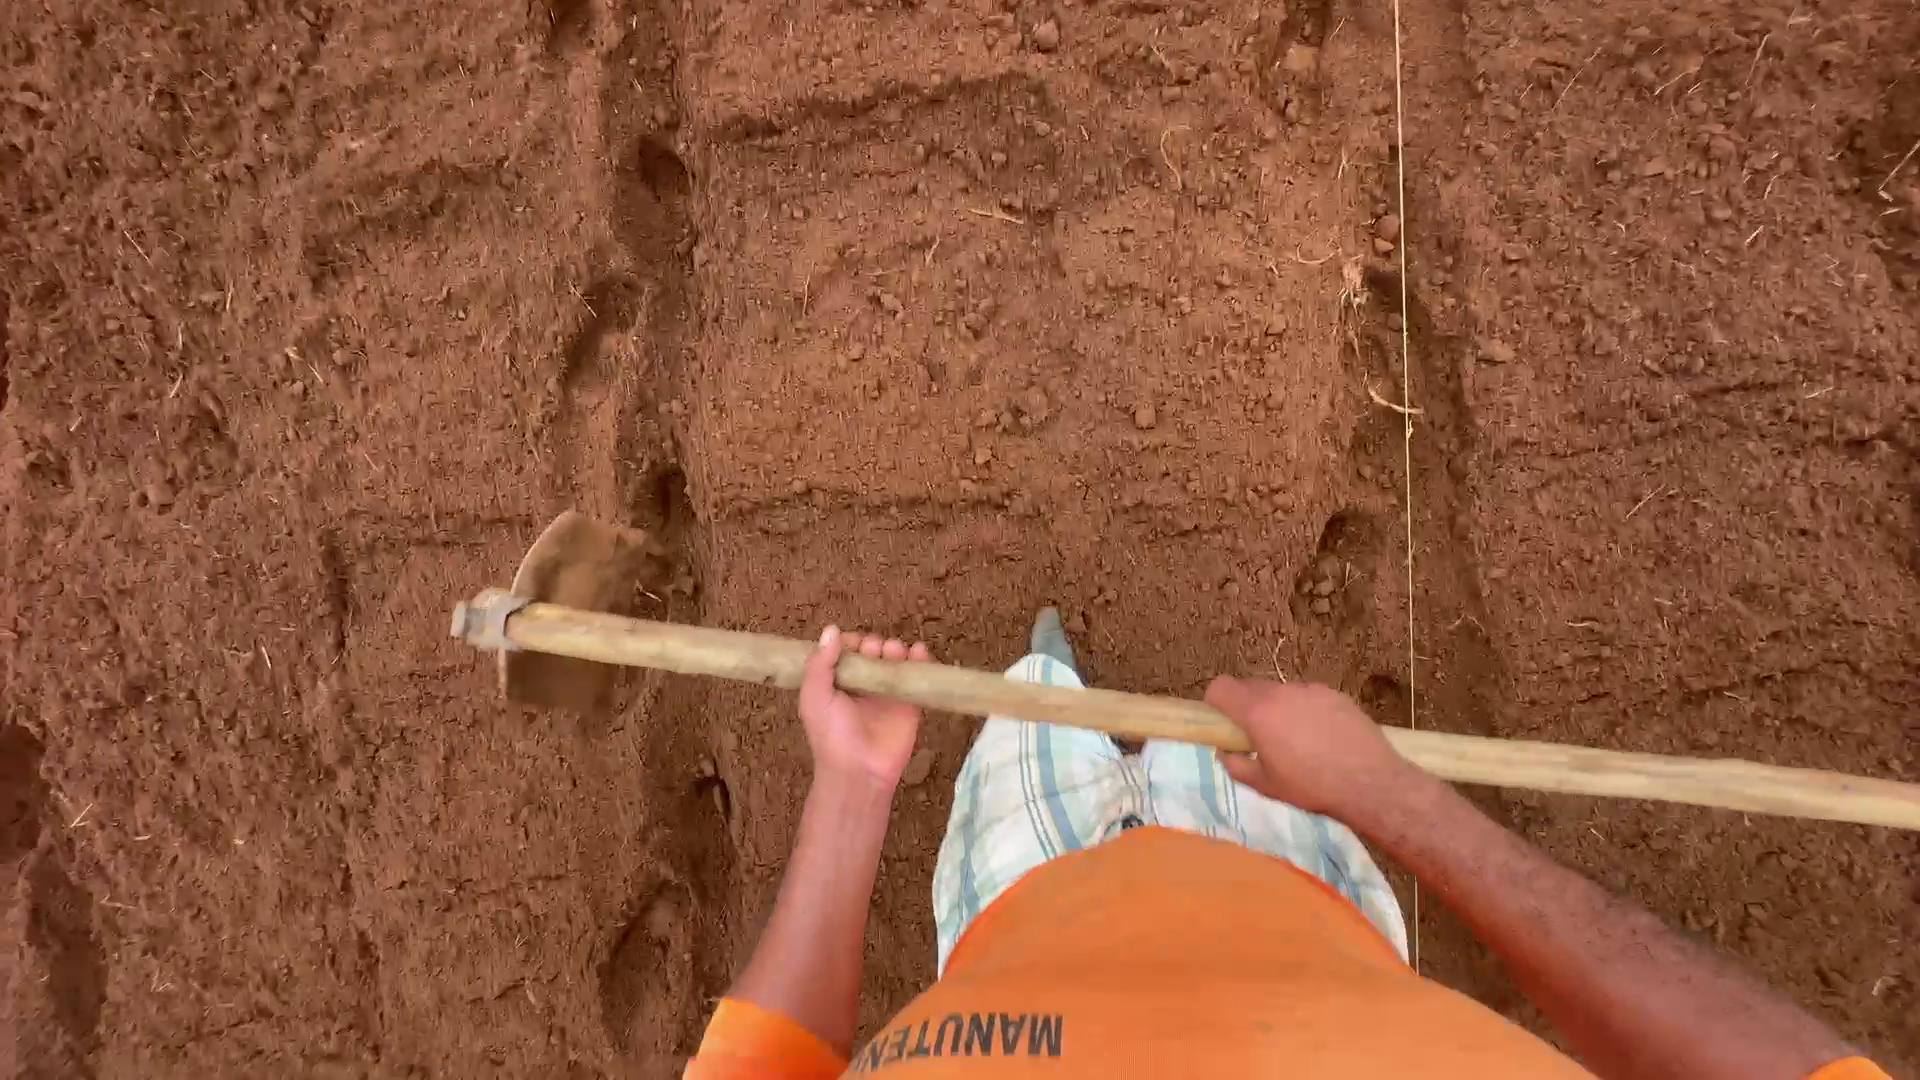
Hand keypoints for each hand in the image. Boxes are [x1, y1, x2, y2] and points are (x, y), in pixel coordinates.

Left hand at [798, 626, 930, 787]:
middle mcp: (863, 683)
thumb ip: (820, 664)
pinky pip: (917, 673)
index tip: (853, 646)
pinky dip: (920, 657)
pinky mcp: (910, 701)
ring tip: (893, 653)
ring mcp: (888, 691)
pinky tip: (918, 652)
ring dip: (895, 647)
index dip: (851, 642)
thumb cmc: (832, 735)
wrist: (860, 771)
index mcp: (837, 681)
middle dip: (874, 644)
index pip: (847, 649)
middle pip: (873, 649)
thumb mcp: (815, 698)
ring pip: (895, 657)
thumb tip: (831, 629)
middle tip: (873, 652)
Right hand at [1206, 677, 1417, 820]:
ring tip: (1297, 738)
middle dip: (1246, 706)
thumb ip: (1236, 766)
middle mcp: (1280, 692)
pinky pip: (1308, 696)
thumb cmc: (1311, 786)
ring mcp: (1310, 690)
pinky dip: (1305, 710)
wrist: (1372, 784)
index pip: (1220, 687)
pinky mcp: (1334, 694)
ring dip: (1277, 707)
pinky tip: (1323, 736)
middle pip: (1249, 687)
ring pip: (1280, 691)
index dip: (1215, 702)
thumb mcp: (1265, 785)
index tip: (1223, 721)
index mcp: (1257, 712)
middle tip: (1259, 735)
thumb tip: (1225, 753)